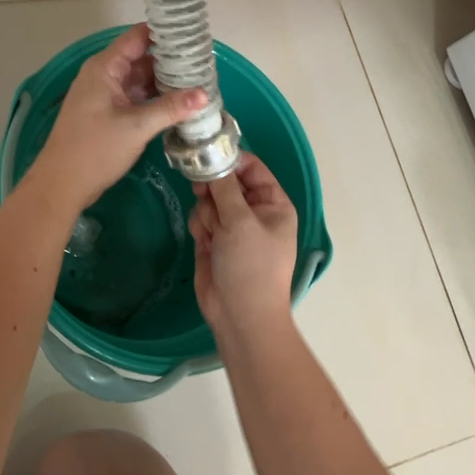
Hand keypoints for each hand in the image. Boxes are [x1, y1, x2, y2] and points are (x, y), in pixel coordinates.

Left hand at [23, 24, 208, 214]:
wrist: (62, 184)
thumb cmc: (94, 150)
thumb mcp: (136, 127)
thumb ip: (170, 108)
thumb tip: (204, 94)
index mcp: (105, 68)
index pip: (138, 37)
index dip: (164, 33)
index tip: (192, 34)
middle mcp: (104, 74)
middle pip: (141, 57)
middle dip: (170, 59)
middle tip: (204, 61)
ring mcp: (105, 94)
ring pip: (139, 78)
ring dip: (164, 80)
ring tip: (199, 79)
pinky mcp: (108, 112)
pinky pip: (135, 95)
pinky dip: (154, 97)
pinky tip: (179, 102)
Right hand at [189, 154, 298, 340]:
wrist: (240, 316)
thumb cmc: (251, 266)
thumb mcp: (240, 222)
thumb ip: (225, 187)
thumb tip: (214, 159)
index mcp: (273, 203)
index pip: (252, 168)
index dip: (230, 161)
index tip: (207, 158)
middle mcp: (254, 211)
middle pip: (226, 181)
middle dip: (213, 190)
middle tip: (202, 193)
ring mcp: (233, 227)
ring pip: (209, 200)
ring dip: (206, 213)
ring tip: (212, 234)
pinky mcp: (215, 241)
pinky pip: (201, 219)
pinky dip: (200, 228)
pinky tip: (205, 243)